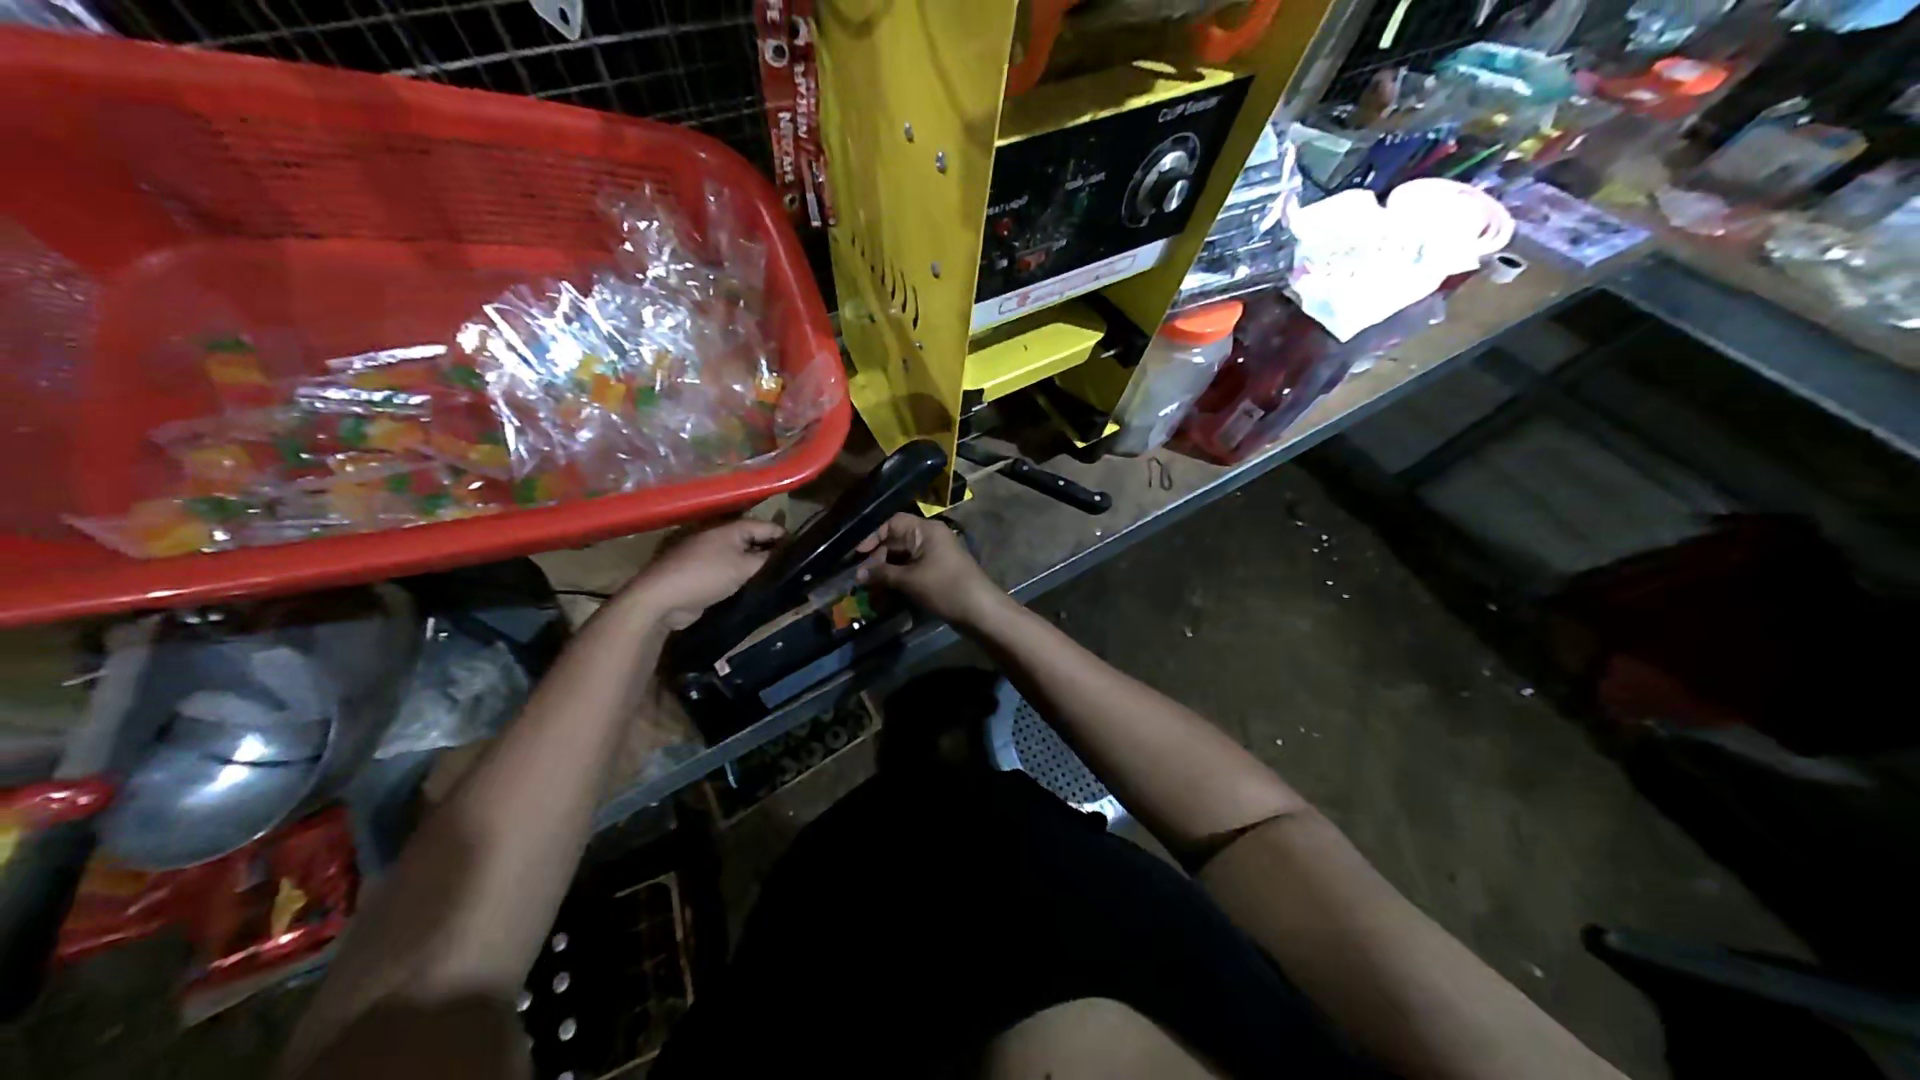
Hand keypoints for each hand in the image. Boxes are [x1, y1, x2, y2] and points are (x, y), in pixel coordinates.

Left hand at [623, 518, 784, 629]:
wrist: (662, 598)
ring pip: (742, 557)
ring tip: (778, 578)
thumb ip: (767, 560)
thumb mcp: (744, 567)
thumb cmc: (706, 576)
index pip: (767, 527)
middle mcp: (720, 536)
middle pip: (754, 540)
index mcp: (731, 528)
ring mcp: (709, 554)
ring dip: (757, 566)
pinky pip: (730, 570)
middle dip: (772, 552)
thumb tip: (786, 555)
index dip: (786, 538)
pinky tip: (755, 587)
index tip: (803, 552)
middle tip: (793, 567)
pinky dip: (742, 577)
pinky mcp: (703, 573)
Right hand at [854, 513, 1007, 627]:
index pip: (893, 523)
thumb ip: (882, 574)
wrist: (979, 610)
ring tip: (870, 587)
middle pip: (897, 541)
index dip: (873, 537)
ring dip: (887, 571)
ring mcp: (936, 555)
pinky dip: (900, 578)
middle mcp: (931, 538)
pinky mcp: (939, 572)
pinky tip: (887, 592)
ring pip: (904, 557)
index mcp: (926, 530)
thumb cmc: (944, 587)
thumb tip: (859, 573)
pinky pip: (913, 569)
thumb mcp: (909, 580)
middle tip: (862, 577)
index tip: (857, 555)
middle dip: (878, 558)